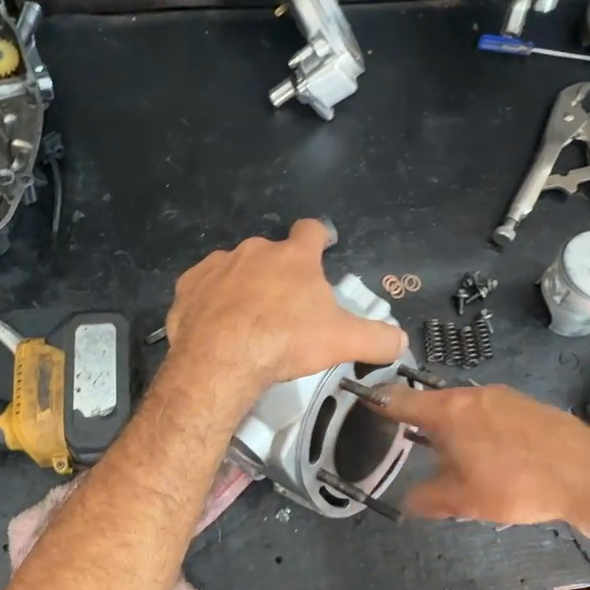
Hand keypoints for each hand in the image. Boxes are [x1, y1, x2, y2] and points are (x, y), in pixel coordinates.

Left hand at [164, 220, 406, 390]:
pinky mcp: (188, 286)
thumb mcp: (343, 342)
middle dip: (278, 275)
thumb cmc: (285, 341)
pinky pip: (203, 288)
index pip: (311, 231)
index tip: (321, 247)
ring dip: (242, 288)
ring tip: (246, 322)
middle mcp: (254, 250)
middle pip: (271, 254)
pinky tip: (215, 326)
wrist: (220, 358)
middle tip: (283, 310)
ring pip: (235, 270)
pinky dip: (210, 302)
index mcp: (294, 257)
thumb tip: (401, 341)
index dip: (318, 238)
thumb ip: (377, 339)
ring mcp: (217, 265)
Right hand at [373, 383, 589, 526]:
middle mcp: (471, 395)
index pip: (399, 399)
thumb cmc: (516, 485)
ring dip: (452, 426)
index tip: (363, 408)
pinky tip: (490, 454)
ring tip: (451, 455)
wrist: (587, 474)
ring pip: (463, 407)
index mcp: (447, 411)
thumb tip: (406, 501)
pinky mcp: (527, 404)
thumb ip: (427, 498)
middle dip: (418, 422)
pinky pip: (489, 412)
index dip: (377, 404)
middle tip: (409, 445)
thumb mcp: (463, 501)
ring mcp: (502, 396)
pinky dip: (479, 428)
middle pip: (432, 402)